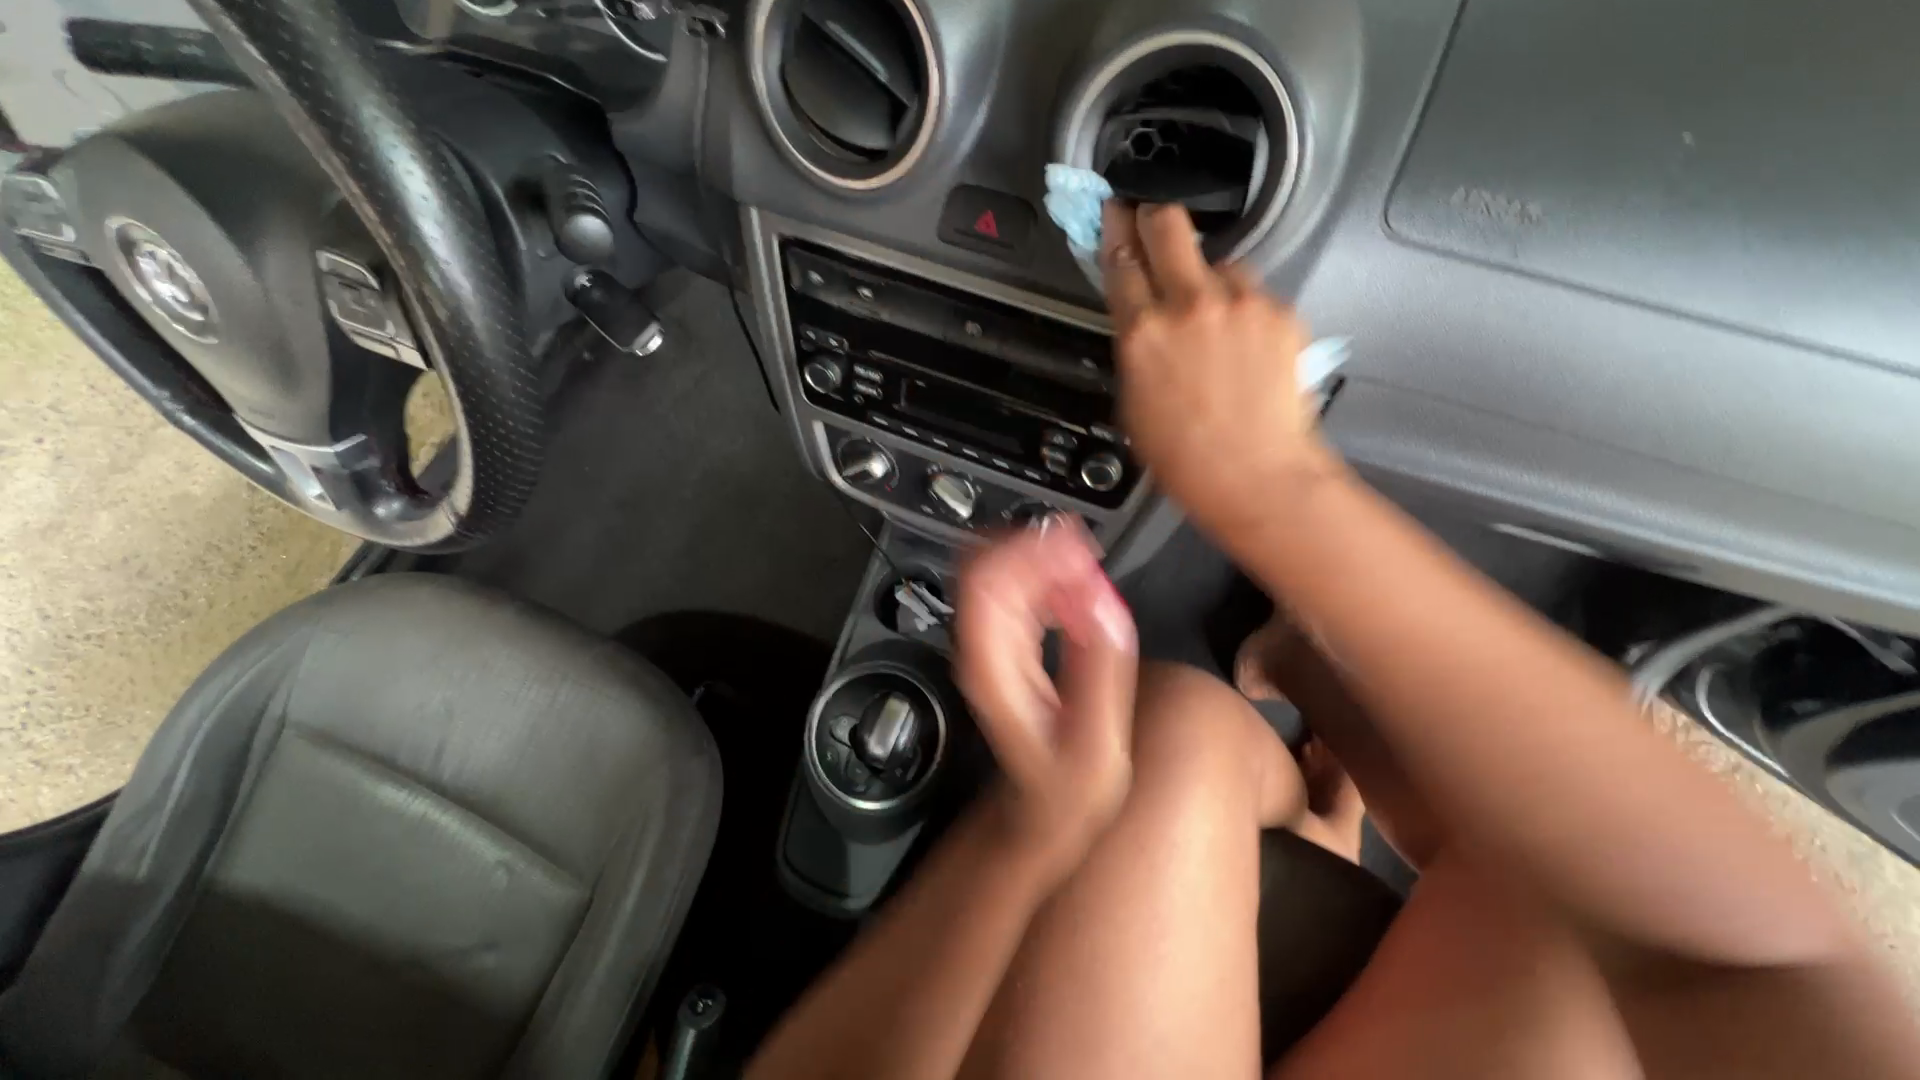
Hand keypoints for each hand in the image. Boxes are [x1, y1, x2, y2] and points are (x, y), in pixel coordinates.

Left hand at [953, 519, 1137, 880]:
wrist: (1043, 814)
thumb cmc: (1066, 793)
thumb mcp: (1098, 744)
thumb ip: (1101, 669)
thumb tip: (1103, 605)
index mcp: (993, 669)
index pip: (989, 585)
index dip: (1028, 554)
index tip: (1075, 549)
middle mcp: (981, 651)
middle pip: (989, 569)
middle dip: (1035, 547)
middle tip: (1084, 550)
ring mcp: (989, 647)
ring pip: (998, 575)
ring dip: (1039, 558)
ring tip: (1085, 563)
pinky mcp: (1005, 646)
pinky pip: (1015, 592)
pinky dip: (1043, 576)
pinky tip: (1075, 584)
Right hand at [1101, 202, 1336, 535]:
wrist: (1256, 475)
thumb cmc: (1188, 457)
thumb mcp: (1133, 403)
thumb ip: (1136, 349)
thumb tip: (1140, 324)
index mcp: (1142, 332)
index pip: (1121, 258)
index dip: (1115, 229)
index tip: (1116, 213)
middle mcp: (1189, 306)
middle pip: (1167, 224)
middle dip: (1155, 215)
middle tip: (1152, 218)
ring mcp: (1240, 304)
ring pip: (1219, 260)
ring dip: (1210, 276)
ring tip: (1214, 315)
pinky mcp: (1279, 312)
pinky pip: (1255, 293)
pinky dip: (1246, 308)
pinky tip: (1244, 342)